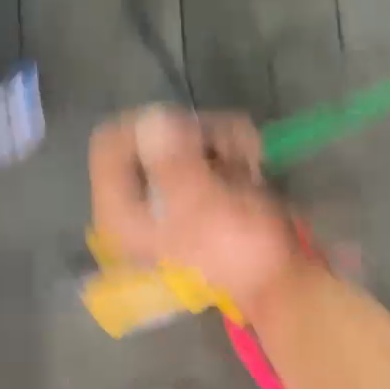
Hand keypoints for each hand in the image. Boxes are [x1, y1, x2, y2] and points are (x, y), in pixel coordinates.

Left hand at [89, 107, 299, 312]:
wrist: (277, 270)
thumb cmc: (235, 245)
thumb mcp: (202, 205)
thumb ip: (172, 162)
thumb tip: (152, 117)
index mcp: (122, 208)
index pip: (112, 145)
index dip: (154, 128)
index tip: (198, 134)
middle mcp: (142, 195)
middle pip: (158, 135)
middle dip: (203, 135)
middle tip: (234, 151)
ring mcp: (177, 189)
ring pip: (193, 137)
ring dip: (229, 140)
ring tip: (251, 162)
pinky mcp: (209, 184)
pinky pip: (217, 149)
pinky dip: (239, 149)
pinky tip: (254, 167)